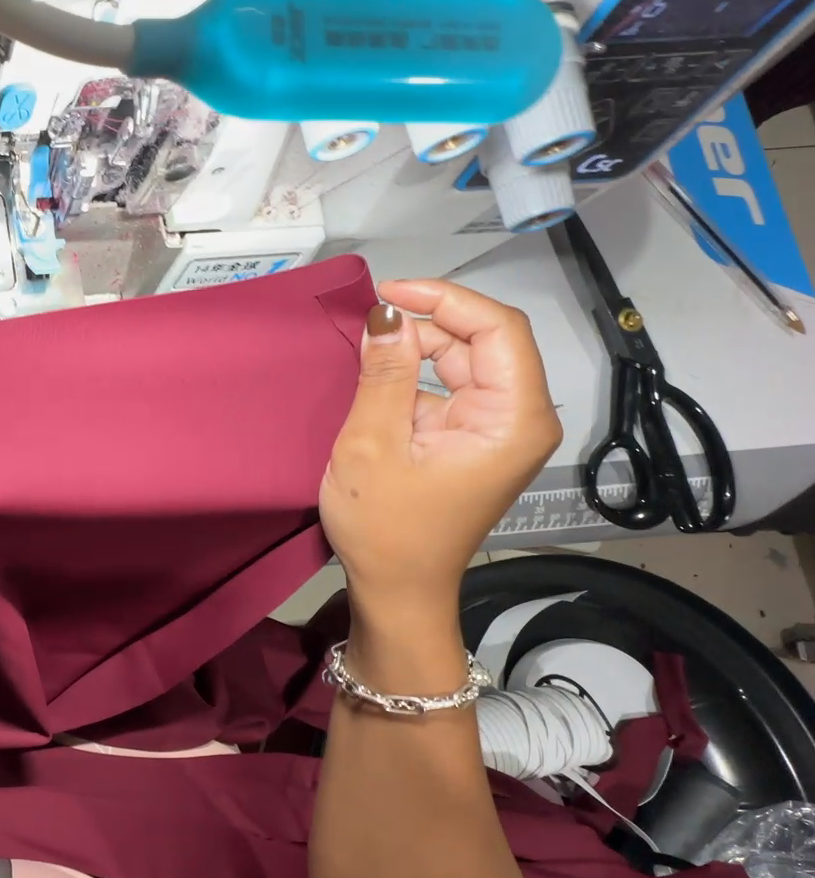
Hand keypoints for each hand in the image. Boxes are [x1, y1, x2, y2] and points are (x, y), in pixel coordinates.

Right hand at [320, 279, 560, 621]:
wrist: (396, 585)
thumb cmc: (385, 525)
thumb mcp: (371, 445)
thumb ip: (382, 375)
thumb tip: (384, 315)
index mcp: (512, 418)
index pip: (497, 330)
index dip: (445, 300)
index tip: (387, 292)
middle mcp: (517, 416)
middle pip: (480, 343)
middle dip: (424, 326)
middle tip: (363, 328)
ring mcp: (494, 428)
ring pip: (461, 363)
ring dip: (413, 352)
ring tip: (361, 355)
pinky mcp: (470, 439)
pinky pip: (446, 390)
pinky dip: (409, 379)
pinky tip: (372, 383)